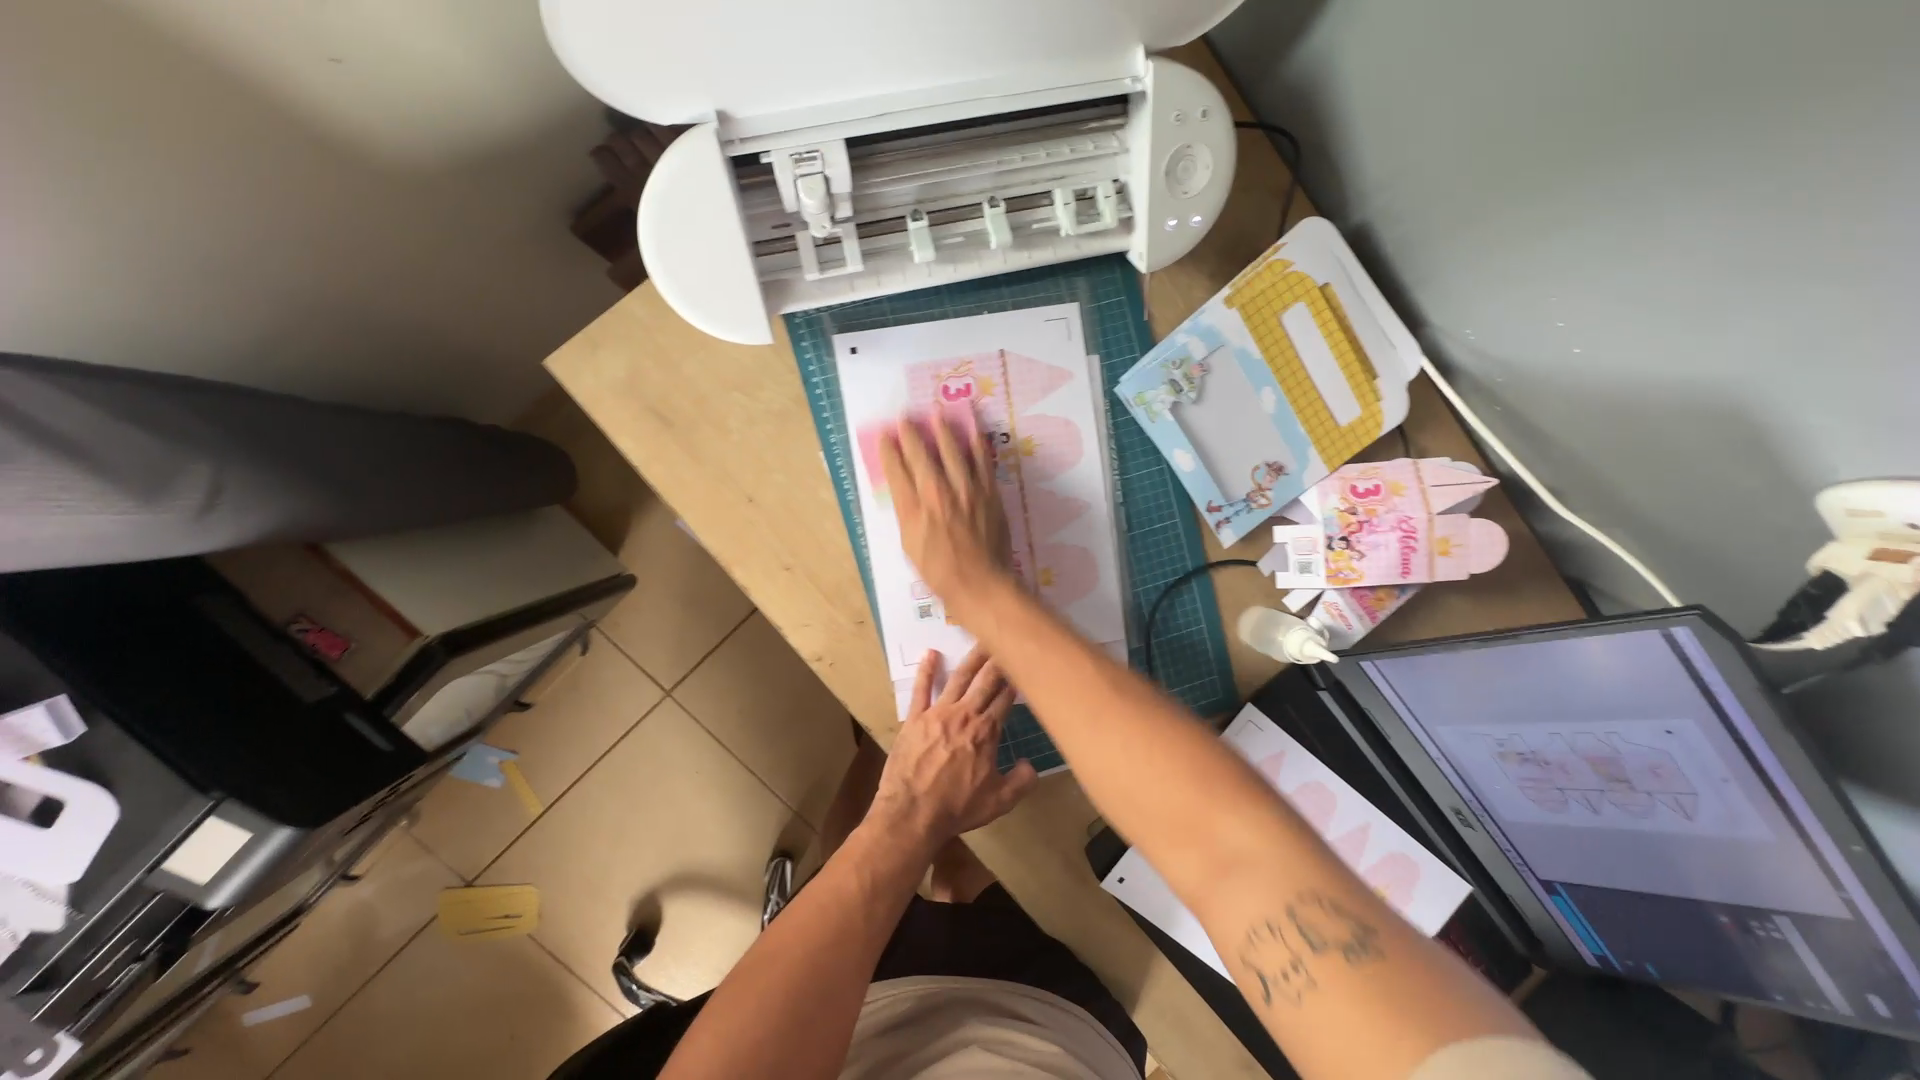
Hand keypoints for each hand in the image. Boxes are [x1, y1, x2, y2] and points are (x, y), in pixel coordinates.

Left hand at [869, 647, 1038, 851]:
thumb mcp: (999, 801)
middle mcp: (964, 714)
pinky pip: (921, 689)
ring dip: (971, 658)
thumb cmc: (957, 808)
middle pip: (985, 680)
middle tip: (1006, 638)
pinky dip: (926, 670)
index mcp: (987, 731)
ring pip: (958, 678)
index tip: (1023, 664)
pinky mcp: (914, 718)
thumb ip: (1021, 781)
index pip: (1005, 698)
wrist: (912, 813)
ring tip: (981, 639)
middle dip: (998, 659)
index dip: (1015, 680)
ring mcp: (937, 713)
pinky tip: (931, 653)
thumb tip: (1031, 765)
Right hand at [880, 416, 1010, 597]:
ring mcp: (966, 491)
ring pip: (952, 451)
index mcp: (913, 511)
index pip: (897, 472)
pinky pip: (981, 460)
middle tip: (904, 418)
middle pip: (921, 456)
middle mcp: (937, 494)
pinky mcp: (988, 492)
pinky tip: (972, 428)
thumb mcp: (910, 546)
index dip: (889, 451)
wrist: (980, 583)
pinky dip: (976, 442)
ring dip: (943, 430)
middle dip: (911, 435)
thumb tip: (905, 490)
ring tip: (936, 414)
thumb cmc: (940, 572)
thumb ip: (907, 514)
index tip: (885, 435)